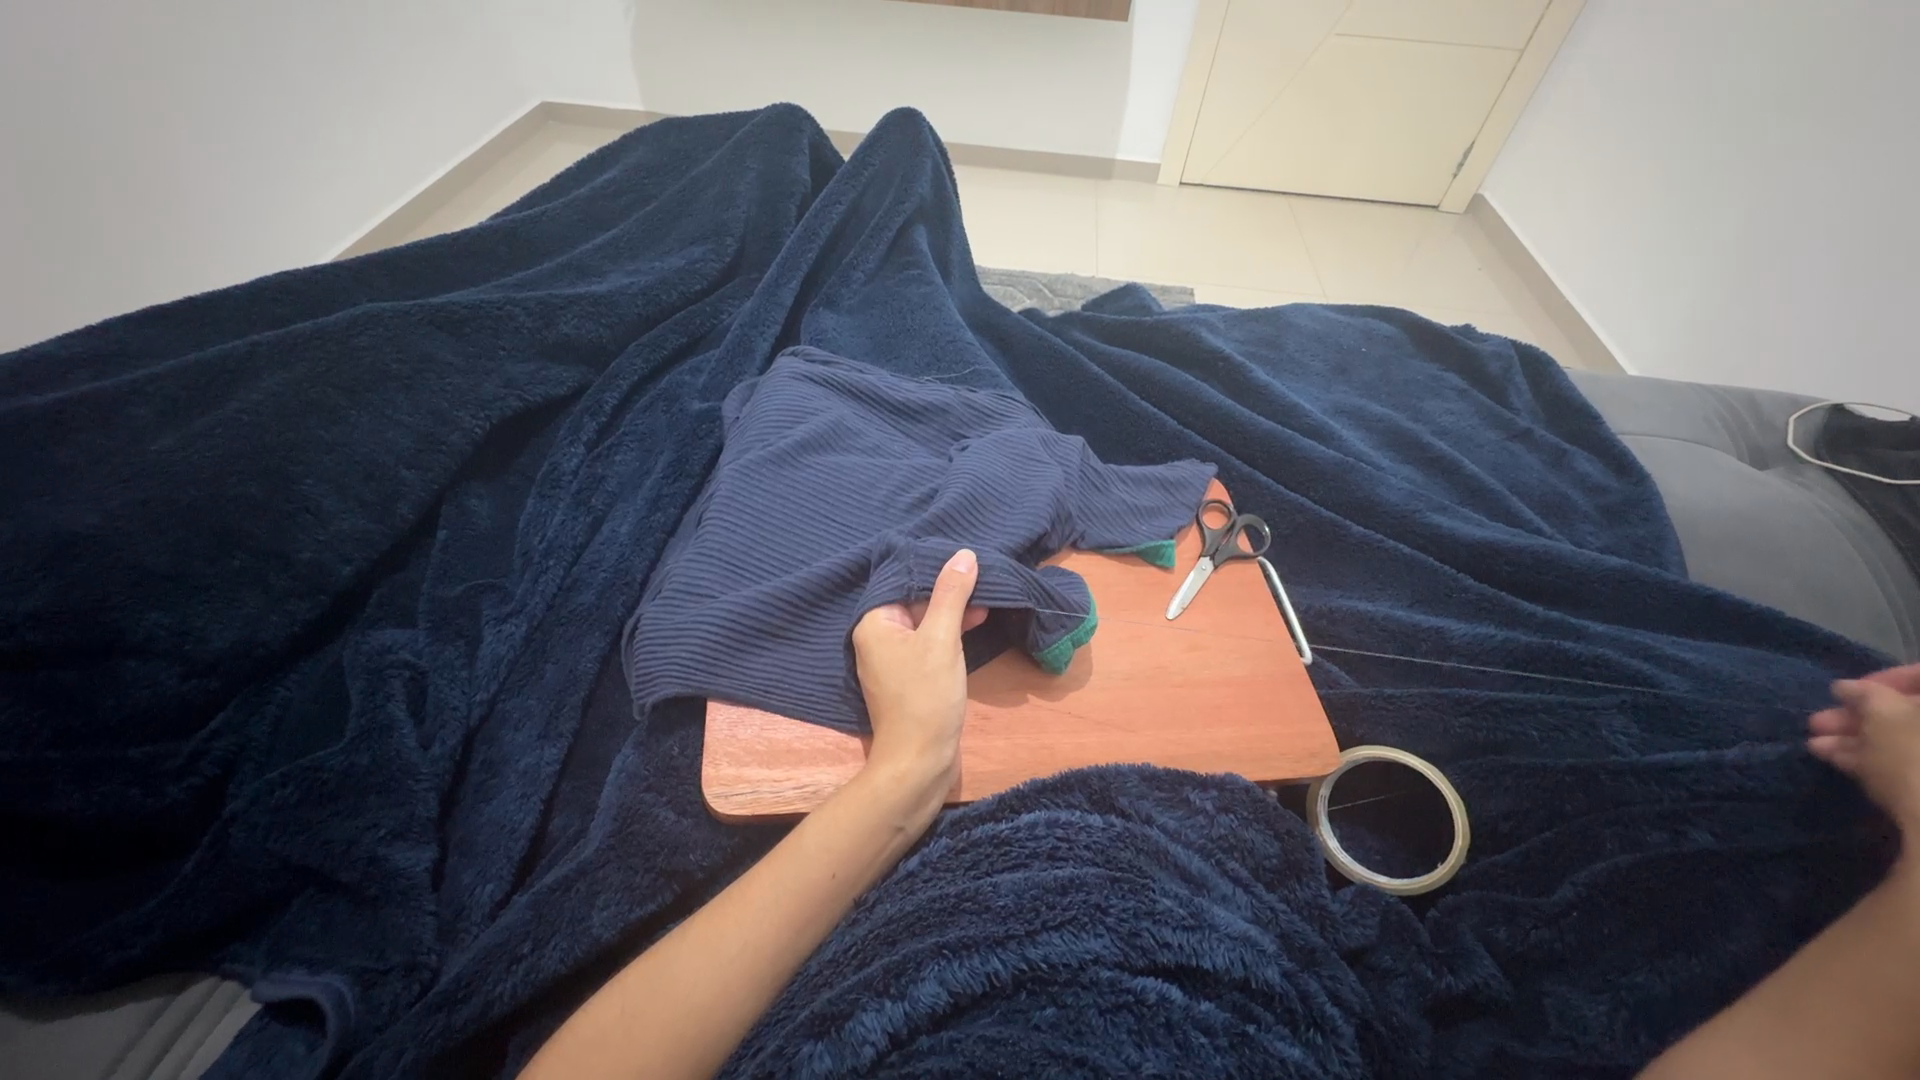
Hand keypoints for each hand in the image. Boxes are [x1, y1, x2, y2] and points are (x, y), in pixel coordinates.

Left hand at [850, 549, 987, 793]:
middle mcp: (877, 637)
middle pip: (914, 600)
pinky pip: (929, 643)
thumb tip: (964, 554)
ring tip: (988, 600)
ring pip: (924, 622)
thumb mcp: (942, 639)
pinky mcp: (910, 678)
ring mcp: (893, 660)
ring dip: (953, 611)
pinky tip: (976, 624)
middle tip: (984, 578)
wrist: (919, 762)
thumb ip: (952, 595)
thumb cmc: (926, 696)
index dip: (935, 569)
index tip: (967, 559)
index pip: (903, 581)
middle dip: (948, 590)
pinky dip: (950, 632)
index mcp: (874, 623)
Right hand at [1809, 663, 1919, 838]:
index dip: (1886, 678)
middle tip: (1821, 722)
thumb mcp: (1881, 716)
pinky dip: (1878, 760)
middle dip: (1862, 715)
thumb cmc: (1919, 760)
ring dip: (1860, 739)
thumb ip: (1865, 694)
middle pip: (1913, 712)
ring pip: (1909, 740)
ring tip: (1817, 745)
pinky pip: (1914, 764)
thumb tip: (1849, 688)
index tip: (1846, 691)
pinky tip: (1837, 761)